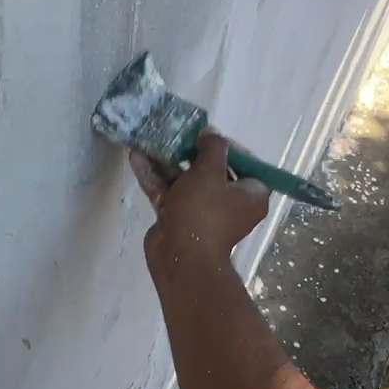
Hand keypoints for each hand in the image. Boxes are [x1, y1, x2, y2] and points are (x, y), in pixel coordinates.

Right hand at [130, 129, 271, 273]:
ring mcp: (201, 212)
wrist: (180, 255)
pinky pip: (169, 193)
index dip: (225, 146)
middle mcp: (229, 203)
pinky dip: (155, 177)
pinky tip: (136, 157)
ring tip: (149, 140)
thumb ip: (212, 147)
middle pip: (211, 171)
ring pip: (185, 181)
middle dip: (189, 152)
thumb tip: (212, 133)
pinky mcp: (178, 218)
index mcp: (251, 194)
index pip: (244, 163)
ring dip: (166, 162)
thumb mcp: (211, 171)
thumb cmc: (205, 211)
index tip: (206, 135)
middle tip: (175, 135)